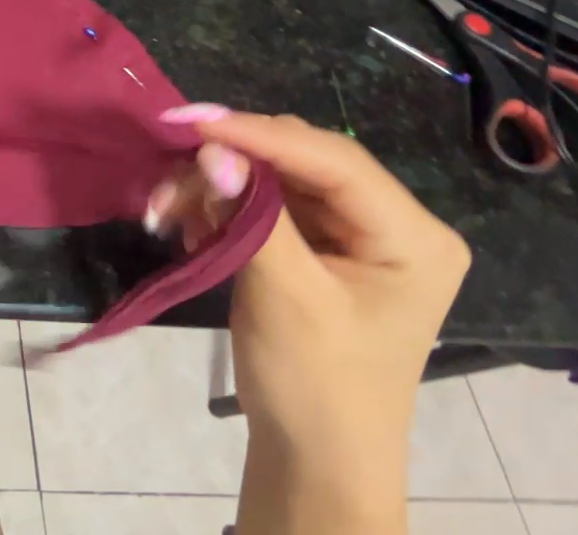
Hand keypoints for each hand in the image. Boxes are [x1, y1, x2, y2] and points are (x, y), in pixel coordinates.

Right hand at [148, 106, 469, 524]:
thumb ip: (251, 215)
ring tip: (165, 207)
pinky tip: (187, 224)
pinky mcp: (313, 248)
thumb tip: (210, 149)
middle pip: (300, 162)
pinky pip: (261, 206)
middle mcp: (389, 223)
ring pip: (272, 180)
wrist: (313, 456)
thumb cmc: (316, 382)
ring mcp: (349, 235)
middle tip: (170, 167)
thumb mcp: (286, 295)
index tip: (191, 121)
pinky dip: (220, 208)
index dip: (259, 133)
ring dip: (215, 187)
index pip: (333, 160)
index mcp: (413, 236)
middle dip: (231, 162)